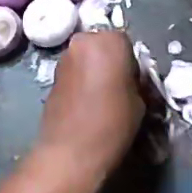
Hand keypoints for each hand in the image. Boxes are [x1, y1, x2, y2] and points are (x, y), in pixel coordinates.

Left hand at [33, 29, 144, 178]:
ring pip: (86, 58)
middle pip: (102, 46)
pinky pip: (73, 72)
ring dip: (93, 71)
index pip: (126, 44)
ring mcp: (64, 57)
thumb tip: (129, 82)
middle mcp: (83, 41)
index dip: (131, 64)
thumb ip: (135, 82)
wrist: (71, 151)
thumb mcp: (140, 101)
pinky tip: (85, 104)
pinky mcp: (52, 75)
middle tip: (117, 89)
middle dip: (110, 62)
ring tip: (100, 99)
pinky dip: (80, 81)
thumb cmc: (113, 122)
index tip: (133, 84)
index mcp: (109, 40)